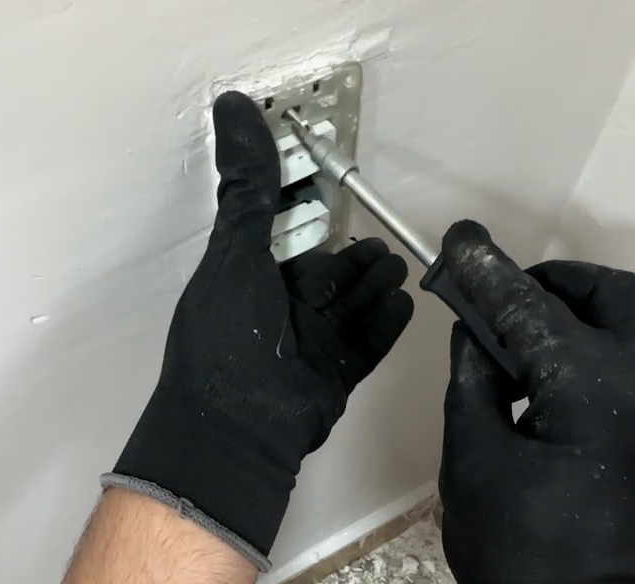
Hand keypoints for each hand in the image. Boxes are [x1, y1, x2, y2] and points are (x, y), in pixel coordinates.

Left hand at [107, 91, 414, 568]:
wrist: (240, 424)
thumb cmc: (229, 336)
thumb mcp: (235, 250)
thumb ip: (247, 186)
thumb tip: (235, 106)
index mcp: (248, 283)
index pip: (288, 245)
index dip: (313, 222)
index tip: (338, 199)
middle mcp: (278, 315)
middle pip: (326, 280)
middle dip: (354, 261)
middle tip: (382, 242)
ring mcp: (308, 350)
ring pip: (349, 310)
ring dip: (374, 288)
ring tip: (399, 265)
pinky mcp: (333, 379)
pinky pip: (364, 346)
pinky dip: (384, 325)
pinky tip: (405, 303)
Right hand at [437, 221, 634, 583]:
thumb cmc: (508, 549)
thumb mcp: (472, 456)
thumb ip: (475, 378)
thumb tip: (475, 328)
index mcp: (593, 388)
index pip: (531, 309)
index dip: (487, 273)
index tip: (457, 240)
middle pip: (610, 297)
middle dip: (552, 284)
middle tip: (500, 299)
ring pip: (629, 331)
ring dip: (574, 318)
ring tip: (516, 340)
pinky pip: (629, 371)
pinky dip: (589, 356)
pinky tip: (546, 384)